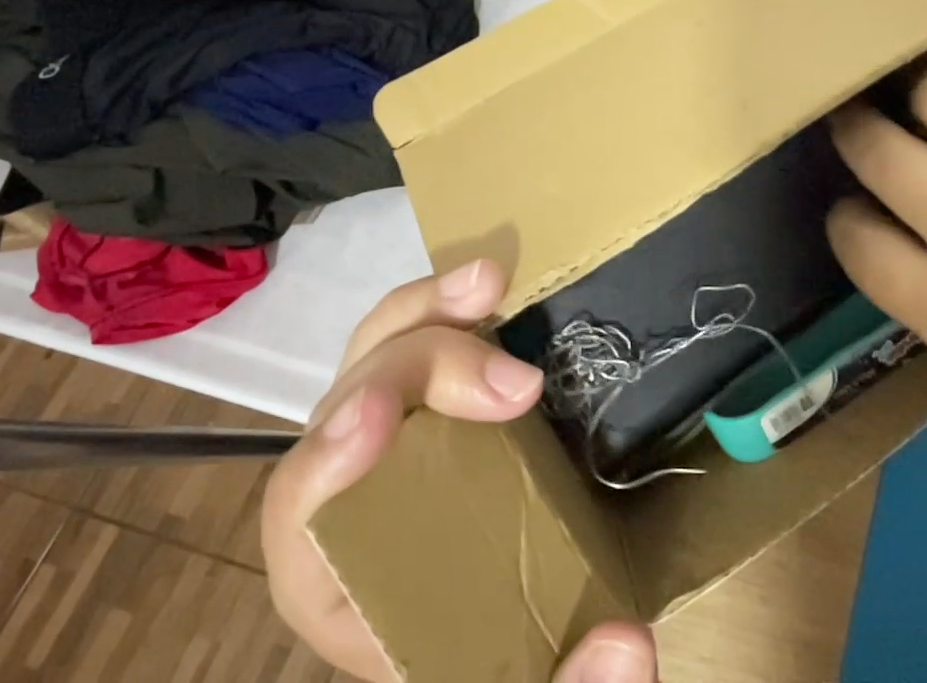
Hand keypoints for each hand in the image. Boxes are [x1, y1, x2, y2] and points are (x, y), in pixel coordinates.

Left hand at [261, 260, 658, 682]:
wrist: (533, 629)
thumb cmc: (501, 658)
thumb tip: (624, 643)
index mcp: (350, 579)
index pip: (302, 518)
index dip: (324, 464)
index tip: (378, 422)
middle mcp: (362, 494)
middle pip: (350, 408)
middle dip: (419, 375)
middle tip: (518, 383)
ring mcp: (407, 438)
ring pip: (382, 354)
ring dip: (429, 312)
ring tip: (491, 281)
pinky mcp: (454, 405)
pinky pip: (432, 339)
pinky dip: (458, 306)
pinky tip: (502, 288)